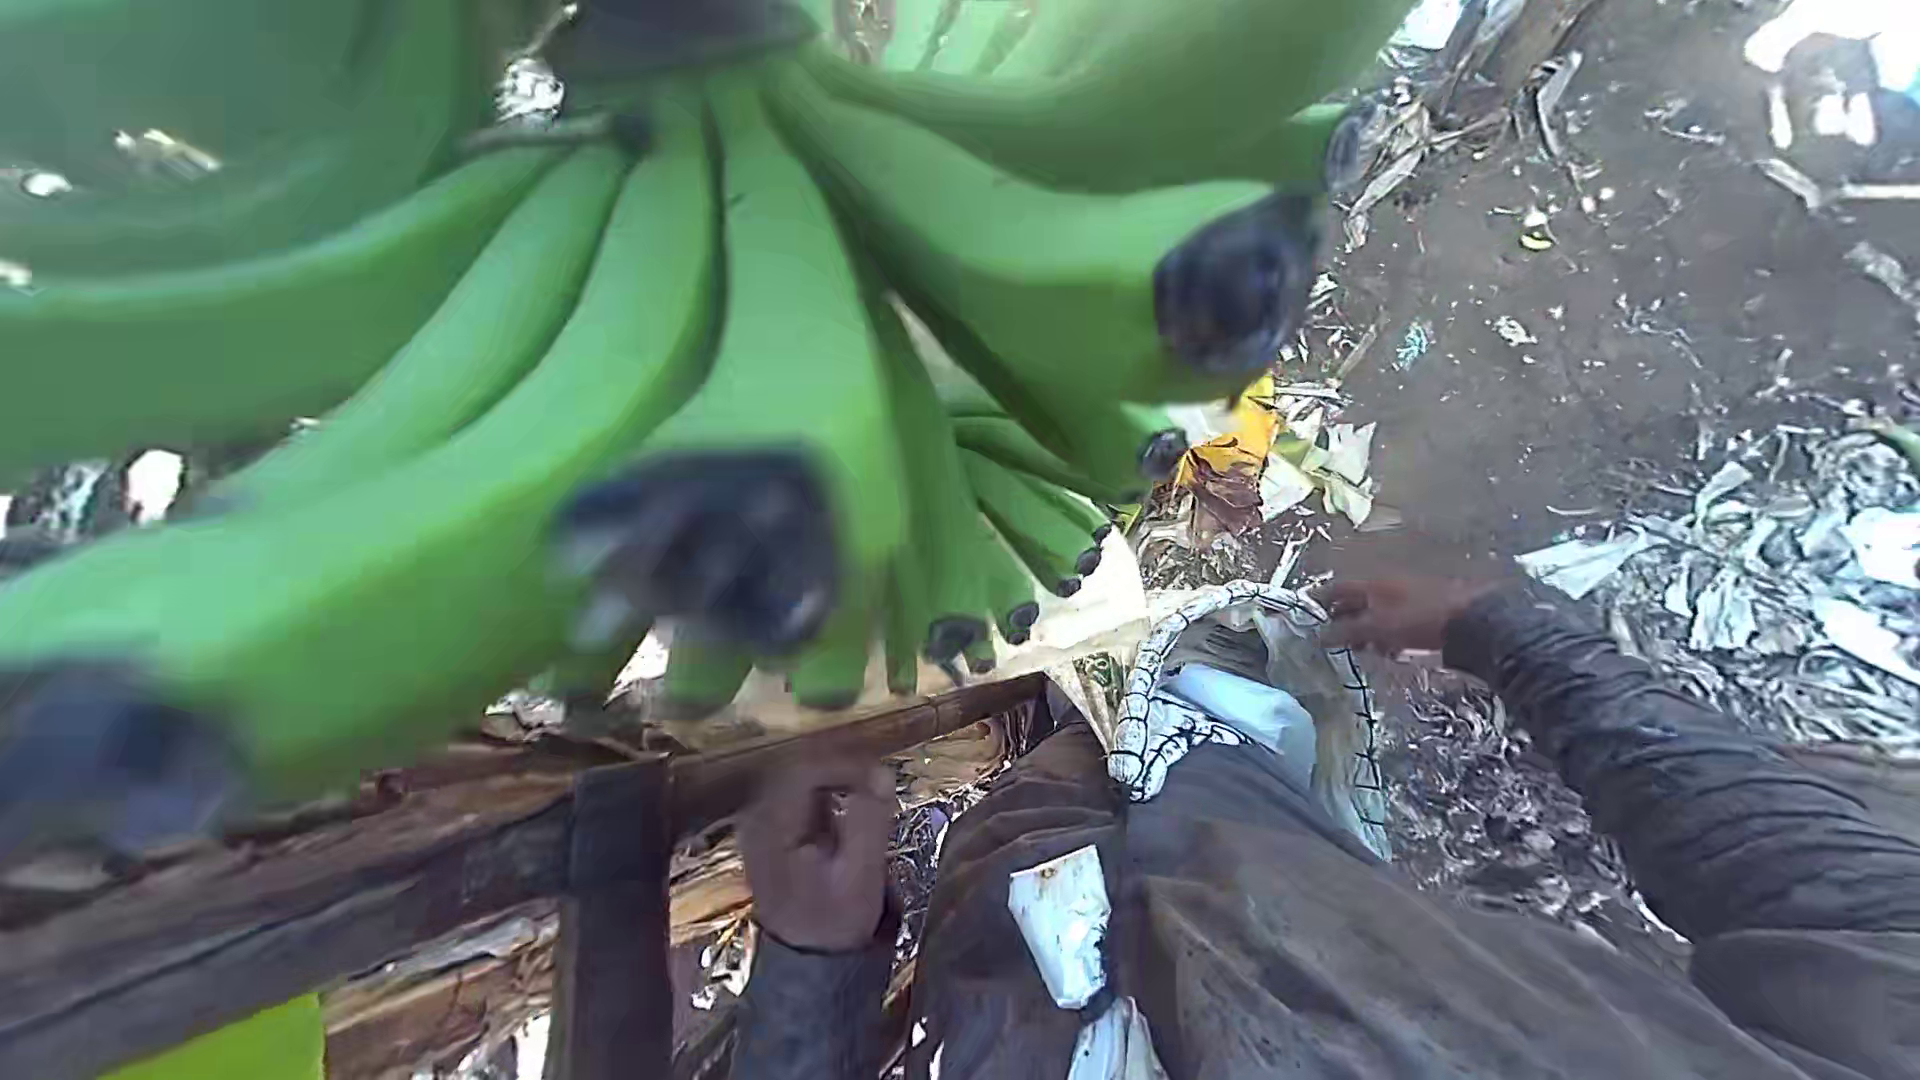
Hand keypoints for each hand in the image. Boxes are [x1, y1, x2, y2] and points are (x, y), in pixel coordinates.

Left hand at [738, 755, 894, 951]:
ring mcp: (765, 818)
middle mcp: (760, 815)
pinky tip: (855, 788)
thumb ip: (869, 821)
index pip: (805, 769)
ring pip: (803, 770)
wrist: (807, 962)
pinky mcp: (777, 823)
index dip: (844, 762)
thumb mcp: (859, 875)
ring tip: (872, 777)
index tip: (878, 773)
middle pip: (802, 763)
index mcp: (771, 826)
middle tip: (879, 770)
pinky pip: (804, 786)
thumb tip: (882, 772)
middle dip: (844, 760)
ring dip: (839, 767)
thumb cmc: (834, 920)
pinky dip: (832, 781)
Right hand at [1313, 577, 1497, 654]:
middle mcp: (1385, 587)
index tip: (1306, 615)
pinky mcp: (1423, 612)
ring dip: (1364, 631)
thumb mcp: (1376, 627)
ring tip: (1362, 649)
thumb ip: (1345, 632)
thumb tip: (1317, 637)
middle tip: (1332, 638)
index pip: (1334, 589)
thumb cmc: (1417, 619)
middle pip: (1353, 602)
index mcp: (1370, 584)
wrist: (1476, 622)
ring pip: (1374, 614)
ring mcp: (1405, 598)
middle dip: (1341, 620)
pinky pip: (1393, 622)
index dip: (1318, 601)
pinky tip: (1389, 650)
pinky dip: (1385, 635)